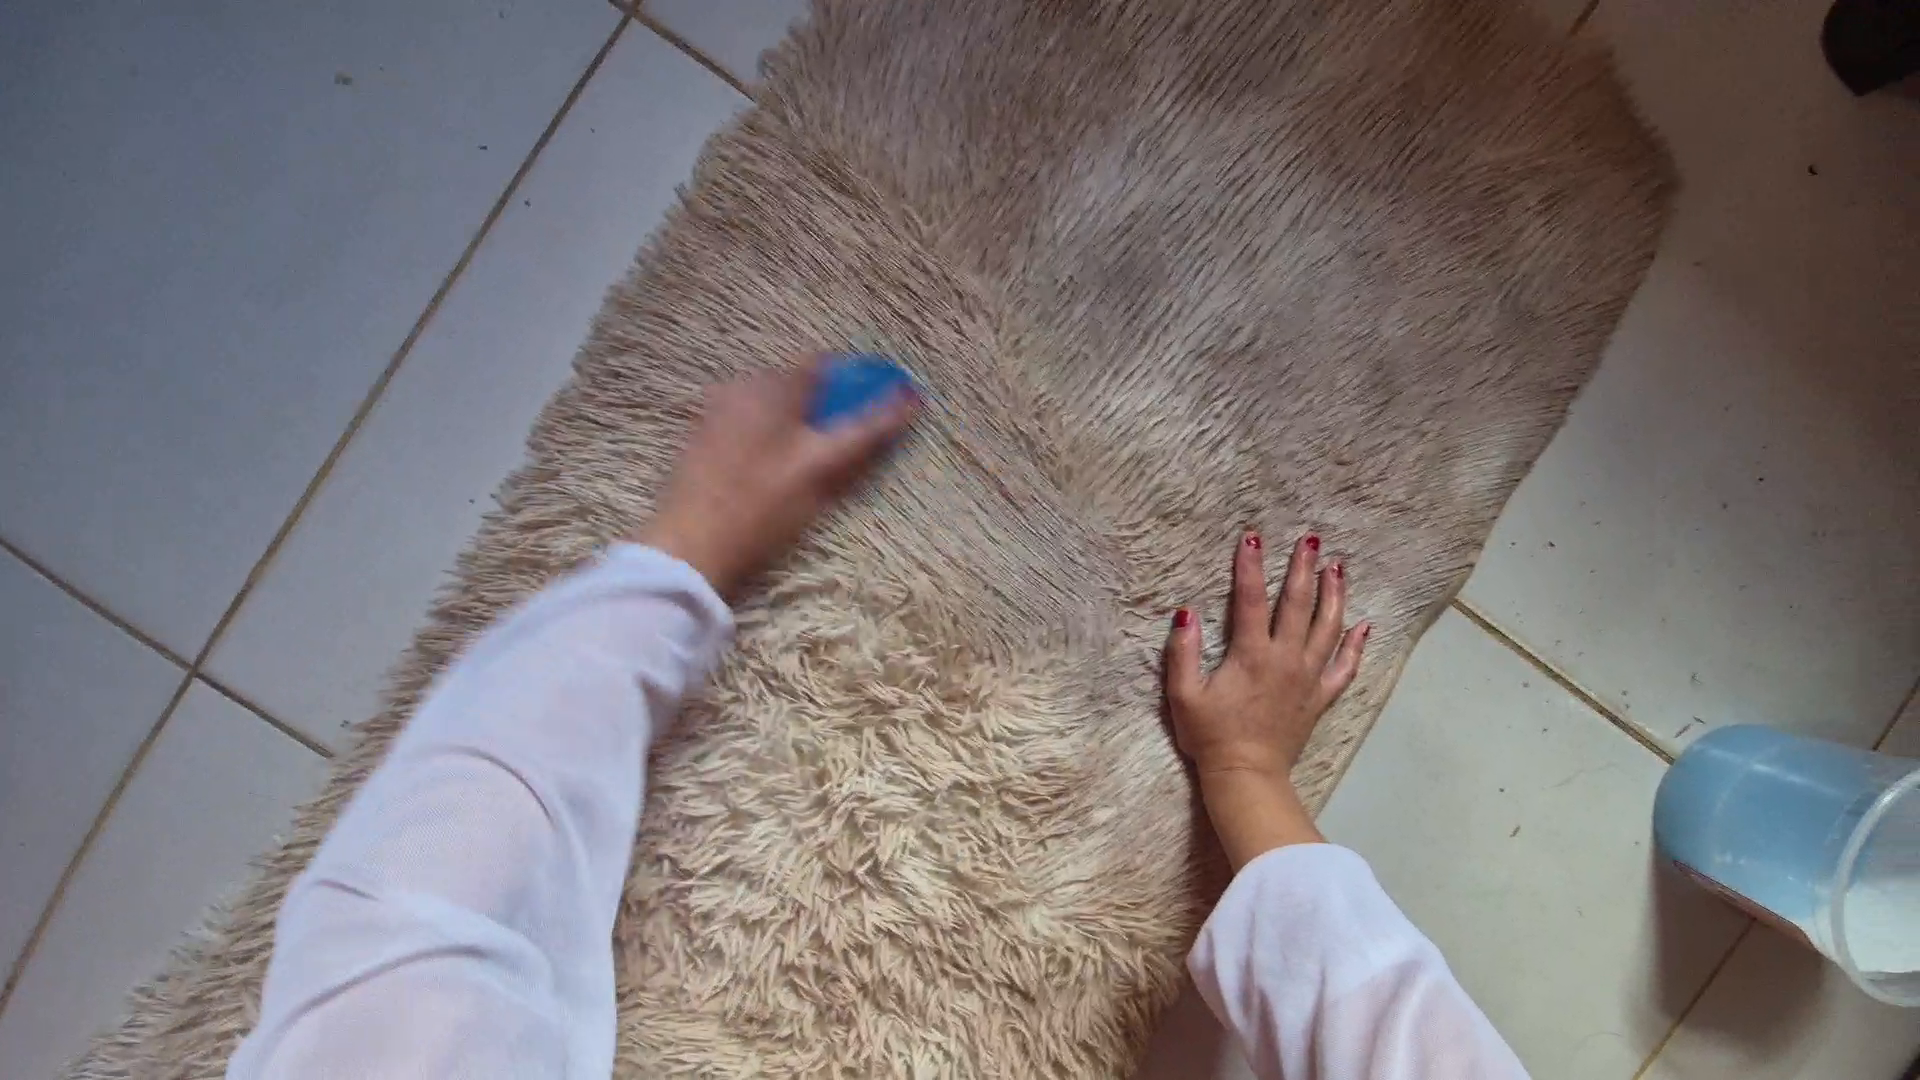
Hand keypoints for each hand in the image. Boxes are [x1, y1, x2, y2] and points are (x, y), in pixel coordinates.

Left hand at [631, 358, 917, 596]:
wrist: (691, 548)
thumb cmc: (763, 505)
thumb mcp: (824, 468)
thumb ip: (869, 429)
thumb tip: (912, 398)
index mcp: (771, 384)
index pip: (826, 364)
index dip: (859, 382)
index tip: (879, 410)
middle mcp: (740, 386)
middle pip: (800, 385)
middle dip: (830, 407)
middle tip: (848, 447)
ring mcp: (717, 411)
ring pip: (775, 407)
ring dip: (802, 423)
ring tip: (815, 466)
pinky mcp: (703, 438)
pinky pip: (752, 424)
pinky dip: (774, 437)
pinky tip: (778, 473)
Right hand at [1164, 531, 1368, 868]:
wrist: (1247, 775)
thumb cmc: (1210, 735)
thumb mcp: (1184, 695)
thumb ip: (1182, 653)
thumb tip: (1186, 613)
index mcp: (1251, 654)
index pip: (1251, 599)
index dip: (1250, 566)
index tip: (1250, 538)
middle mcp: (1286, 658)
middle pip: (1298, 604)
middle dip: (1302, 568)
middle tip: (1309, 540)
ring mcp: (1308, 677)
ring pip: (1328, 627)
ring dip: (1333, 594)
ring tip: (1336, 567)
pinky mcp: (1320, 697)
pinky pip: (1345, 666)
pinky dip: (1357, 644)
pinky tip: (1364, 625)